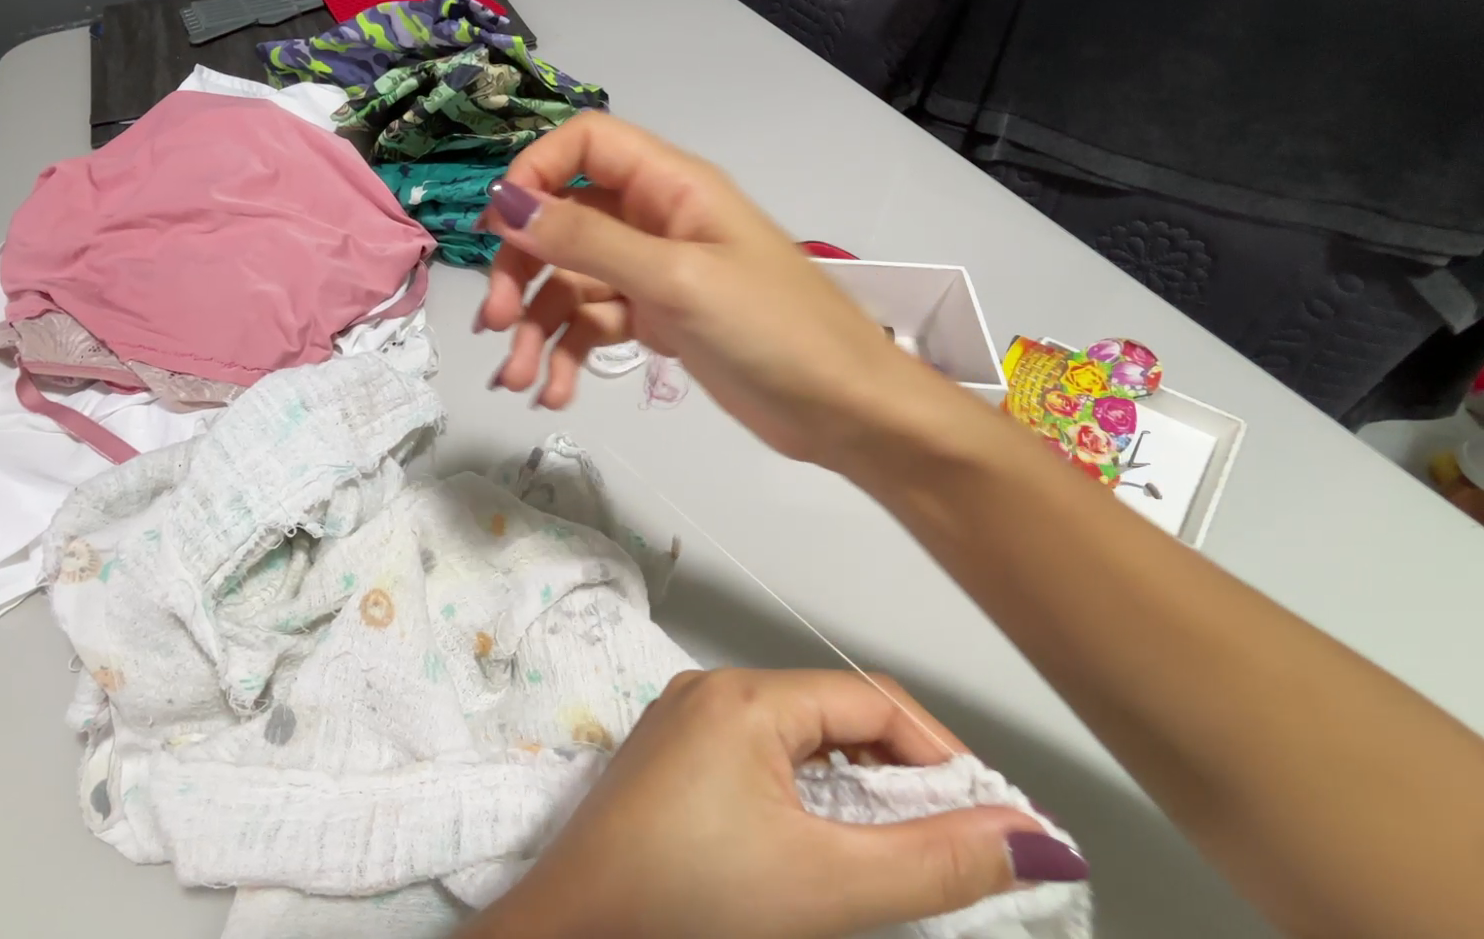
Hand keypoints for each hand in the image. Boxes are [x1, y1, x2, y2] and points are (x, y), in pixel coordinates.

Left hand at [460, 668, 1077, 938]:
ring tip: (895, 845)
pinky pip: (753, 756)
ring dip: (852, 785)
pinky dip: (801, 791)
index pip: (872, 700)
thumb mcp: (828, 887)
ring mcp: (680, 722)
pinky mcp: (664, 758)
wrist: (569, 936)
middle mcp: (709, 691)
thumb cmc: (691, 906)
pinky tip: (817, 839)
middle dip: (899, 773)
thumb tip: (1037, 841)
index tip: (990, 822)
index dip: (941, 755)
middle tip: (950, 841)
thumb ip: (938, 862)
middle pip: (832, 713)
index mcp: (744, 697)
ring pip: (794, 736)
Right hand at [476, 113, 961, 472]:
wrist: (839, 407)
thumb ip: (589, 241)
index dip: (534, 175)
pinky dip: (569, 357)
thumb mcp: (676, 280)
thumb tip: (506, 205)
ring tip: (519, 380)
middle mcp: (655, 221)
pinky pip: (594, 326)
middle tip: (496, 326)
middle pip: (563, 223)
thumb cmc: (773, 329)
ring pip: (571, 285)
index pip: (585, 146)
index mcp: (671, 186)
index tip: (499, 230)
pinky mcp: (656, 321)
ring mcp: (653, 274)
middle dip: (522, 273)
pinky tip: (556, 395)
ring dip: (537, 329)